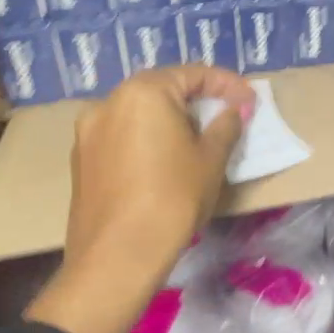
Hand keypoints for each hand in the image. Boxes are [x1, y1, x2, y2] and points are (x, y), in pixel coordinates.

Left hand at [25, 65, 253, 332]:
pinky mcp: (82, 161)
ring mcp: (89, 133)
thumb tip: (234, 111)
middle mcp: (109, 103)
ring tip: (201, 137)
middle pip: (163, 88)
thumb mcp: (212, 157)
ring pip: (140, 112)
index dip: (229, 85)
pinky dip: (149, 137)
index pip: (194, 74)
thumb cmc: (172, 197)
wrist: (116, 259)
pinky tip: (169, 157)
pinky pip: (124, 134)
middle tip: (228, 114)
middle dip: (198, 98)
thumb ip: (226, 125)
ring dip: (173, 118)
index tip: (251, 103)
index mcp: (143, 93)